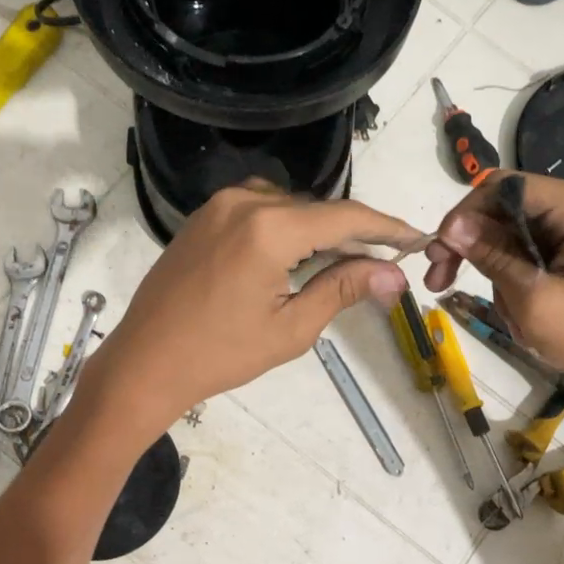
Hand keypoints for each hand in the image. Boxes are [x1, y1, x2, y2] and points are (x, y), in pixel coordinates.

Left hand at [88, 184, 421, 430]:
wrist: (144, 362)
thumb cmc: (220, 354)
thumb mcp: (291, 328)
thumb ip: (343, 289)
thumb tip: (394, 274)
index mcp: (268, 228)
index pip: (345, 218)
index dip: (387, 228)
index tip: (418, 239)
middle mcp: (244, 201)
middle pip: (317, 209)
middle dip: (353, 234)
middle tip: (385, 264)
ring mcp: (219, 205)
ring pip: (290, 207)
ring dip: (319, 231)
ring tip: (344, 265)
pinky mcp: (204, 216)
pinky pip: (260, 210)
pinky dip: (287, 228)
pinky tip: (297, 258)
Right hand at [423, 172, 563, 397]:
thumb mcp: (533, 299)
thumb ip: (491, 256)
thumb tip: (450, 226)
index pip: (505, 186)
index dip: (465, 214)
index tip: (438, 252)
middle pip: (507, 207)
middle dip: (474, 244)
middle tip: (438, 281)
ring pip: (515, 232)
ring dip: (497, 270)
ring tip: (510, 314)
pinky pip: (534, 250)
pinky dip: (517, 277)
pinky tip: (521, 311)